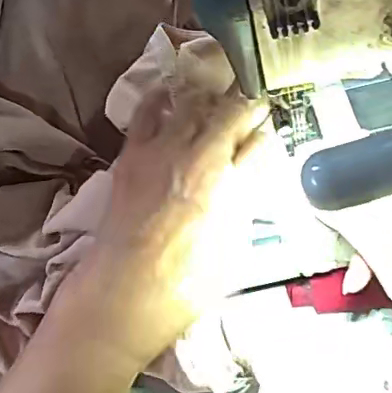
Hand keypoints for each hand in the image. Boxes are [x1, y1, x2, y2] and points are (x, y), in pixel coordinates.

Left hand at [48, 86, 267, 371]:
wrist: (122, 294)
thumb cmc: (186, 283)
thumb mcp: (232, 245)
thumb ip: (243, 197)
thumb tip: (252, 166)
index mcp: (222, 179)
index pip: (251, 132)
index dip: (262, 118)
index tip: (269, 117)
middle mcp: (191, 154)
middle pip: (222, 110)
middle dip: (240, 105)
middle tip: (248, 109)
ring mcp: (157, 150)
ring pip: (187, 104)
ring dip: (206, 100)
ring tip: (214, 103)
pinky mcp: (131, 155)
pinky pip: (146, 113)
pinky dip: (160, 100)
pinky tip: (169, 98)